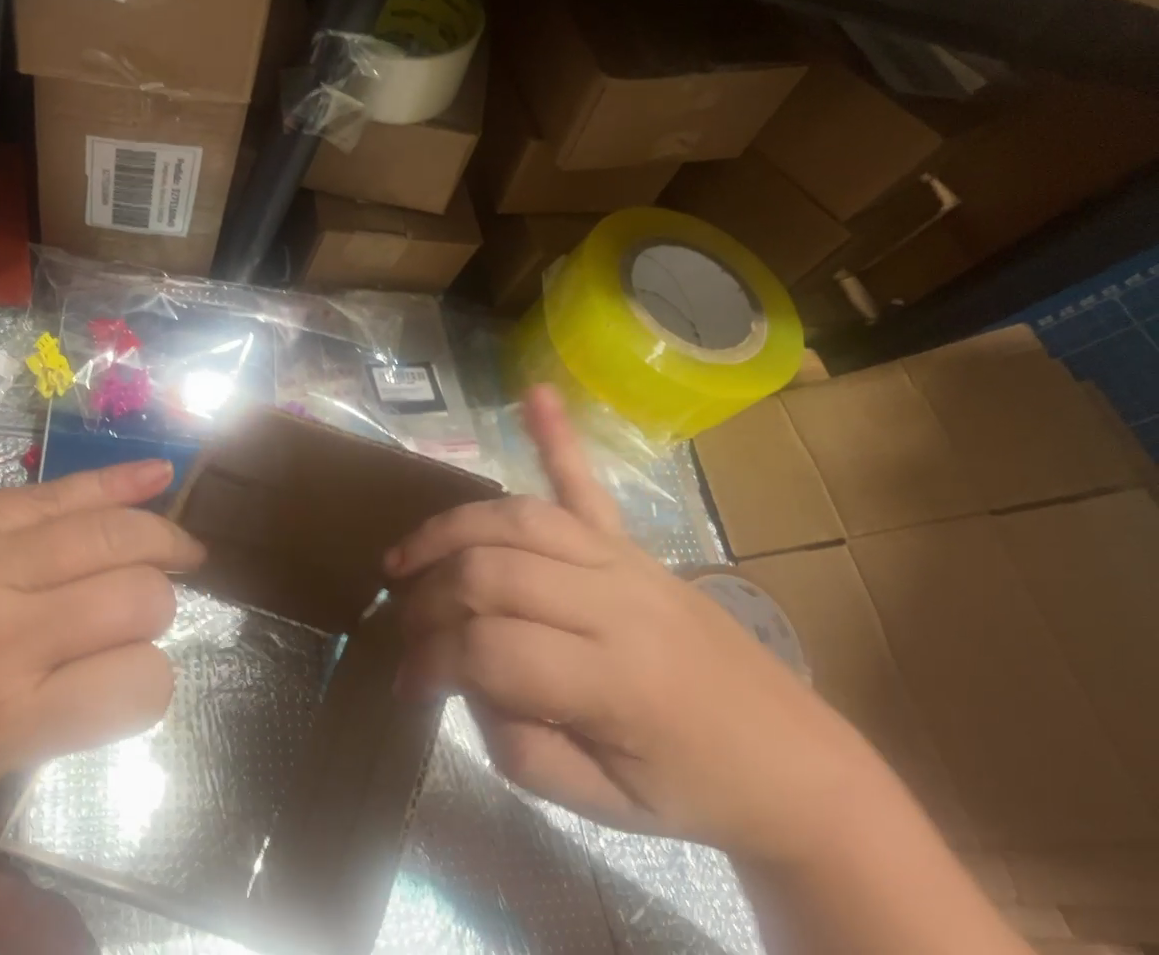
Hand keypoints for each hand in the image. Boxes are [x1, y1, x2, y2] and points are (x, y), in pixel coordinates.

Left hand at [0, 460, 201, 948]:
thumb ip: (9, 901)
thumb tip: (79, 950)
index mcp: (9, 714)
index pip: (143, 681)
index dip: (150, 687)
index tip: (125, 693)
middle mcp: (7, 629)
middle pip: (140, 598)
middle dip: (158, 613)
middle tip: (139, 627)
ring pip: (110, 532)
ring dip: (160, 540)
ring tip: (180, 552)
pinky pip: (54, 492)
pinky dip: (118, 481)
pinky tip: (161, 476)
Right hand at [385, 386, 887, 866]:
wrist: (793, 764)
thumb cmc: (688, 789)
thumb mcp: (593, 801)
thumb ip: (514, 742)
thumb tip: (465, 678)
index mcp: (615, 681)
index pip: (487, 650)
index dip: (429, 664)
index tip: (408, 687)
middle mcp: (619, 605)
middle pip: (491, 572)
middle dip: (427, 599)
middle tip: (405, 631)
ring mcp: (630, 565)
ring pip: (519, 520)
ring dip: (449, 532)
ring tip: (406, 559)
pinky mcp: (637, 550)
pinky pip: (589, 488)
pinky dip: (558, 439)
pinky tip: (535, 395)